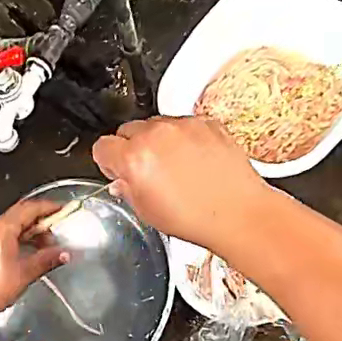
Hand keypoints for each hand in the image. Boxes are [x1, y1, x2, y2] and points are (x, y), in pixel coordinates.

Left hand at [0, 199, 69, 327]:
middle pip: (18, 216)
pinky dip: (13, 241)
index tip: (61, 209)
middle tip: (54, 238)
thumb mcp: (23, 274)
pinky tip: (20, 257)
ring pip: (7, 228)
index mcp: (2, 228)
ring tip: (40, 250)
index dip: (48, 207)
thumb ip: (45, 260)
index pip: (29, 208)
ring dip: (26, 234)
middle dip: (39, 224)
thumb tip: (63, 254)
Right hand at [91, 116, 273, 247]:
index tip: (116, 169)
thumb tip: (122, 180)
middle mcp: (156, 135)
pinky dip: (183, 138)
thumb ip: (127, 189)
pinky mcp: (205, 122)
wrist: (239, 213)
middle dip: (132, 148)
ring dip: (157, 141)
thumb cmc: (195, 217)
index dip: (107, 161)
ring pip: (155, 124)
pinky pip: (183, 124)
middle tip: (147, 171)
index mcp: (134, 158)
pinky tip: (193, 161)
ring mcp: (182, 126)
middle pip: (127, 130)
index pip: (102, 146)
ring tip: (175, 168)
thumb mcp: (147, 211)